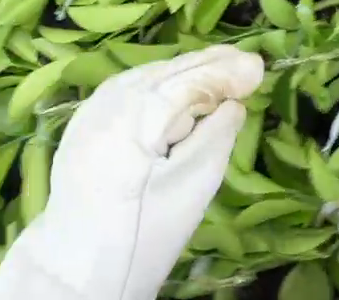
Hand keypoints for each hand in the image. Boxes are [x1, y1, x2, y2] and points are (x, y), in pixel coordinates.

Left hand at [0, 45, 265, 299]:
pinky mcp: (87, 120)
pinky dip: (164, 84)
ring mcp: (92, 109)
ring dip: (189, 73)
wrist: (78, 273)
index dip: (226, 72)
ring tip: (225, 74)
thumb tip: (234, 102)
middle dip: (212, 66)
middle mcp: (108, 102)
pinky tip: (184, 92)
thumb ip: (217, 137)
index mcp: (132, 119)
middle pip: (169, 72)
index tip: (260, 69)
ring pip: (151, 75)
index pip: (188, 82)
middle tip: (251, 64)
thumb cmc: (143, 236)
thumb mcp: (191, 189)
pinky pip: (134, 88)